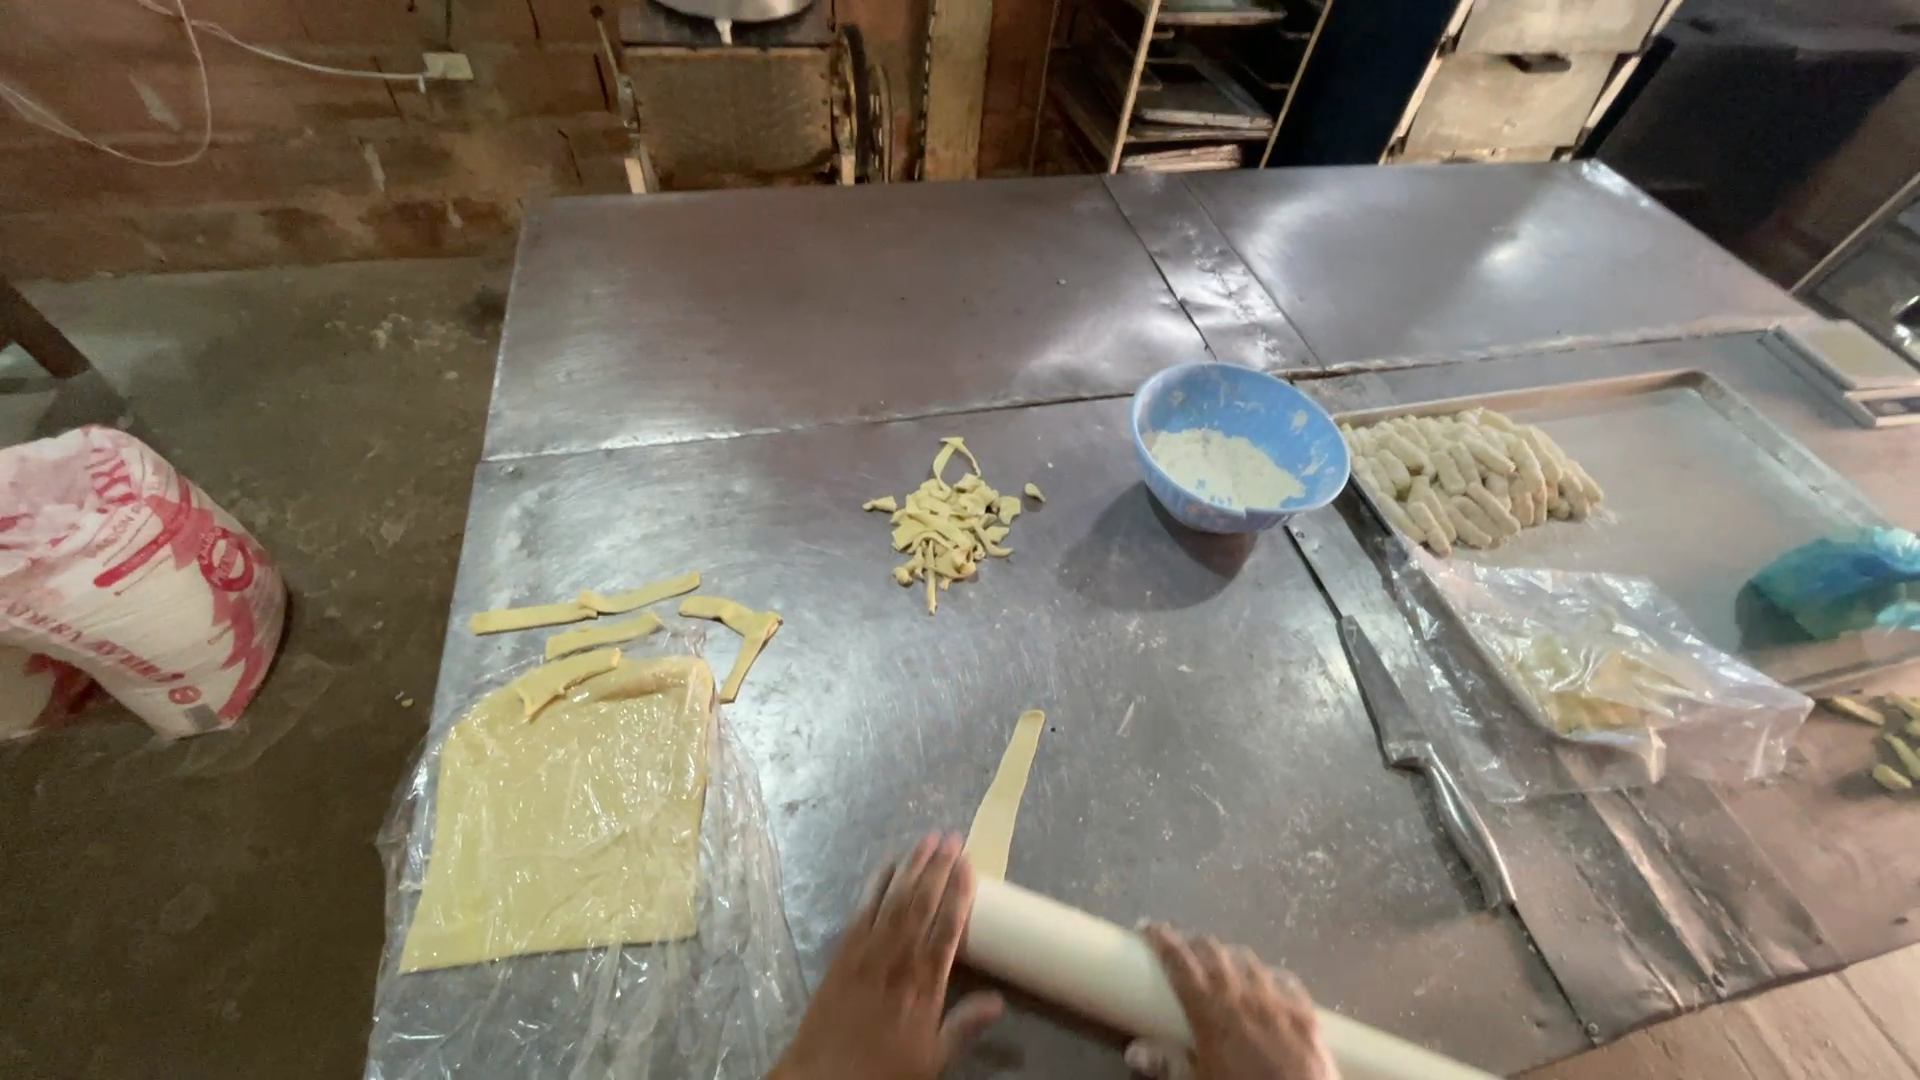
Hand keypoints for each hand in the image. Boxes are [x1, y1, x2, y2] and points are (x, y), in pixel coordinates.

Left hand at [770, 833, 1003, 1079]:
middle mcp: (897, 955)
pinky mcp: (845, 947)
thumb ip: (965, 1026)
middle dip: (939, 867)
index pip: (947, 926)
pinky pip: (864, 905)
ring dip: (912, 865)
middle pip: (922, 901)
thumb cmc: (884, 1069)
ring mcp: (868, 947)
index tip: (969, 865)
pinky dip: (878, 880)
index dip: (959, 892)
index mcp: (924, 982)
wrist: (823, 1078)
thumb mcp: (932, 1058)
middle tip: (952, 838)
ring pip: (895, 896)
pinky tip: (889, 862)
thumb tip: (999, 1001)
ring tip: (928, 838)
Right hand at [1128, 924, 1338, 1079]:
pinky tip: (1267, 983)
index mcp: (1209, 1010)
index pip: (1177, 960)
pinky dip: (1269, 976)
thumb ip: (1167, 1067)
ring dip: (1228, 956)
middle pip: (1211, 949)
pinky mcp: (1306, 1015)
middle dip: (1192, 942)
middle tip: (1181, 949)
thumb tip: (1133, 1052)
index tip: (1145, 927)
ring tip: (1221, 963)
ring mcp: (1277, 1001)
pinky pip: (1285, 980)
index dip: (1159, 938)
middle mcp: (1240, 994)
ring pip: (1247, 958)